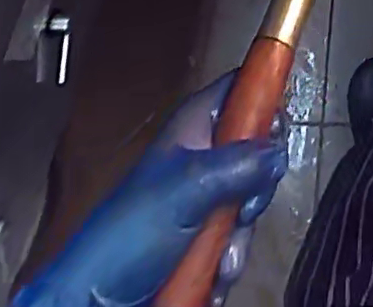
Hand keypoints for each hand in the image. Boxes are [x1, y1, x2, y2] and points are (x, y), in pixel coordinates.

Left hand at [14, 73, 287, 306]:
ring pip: (252, 193)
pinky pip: (238, 231)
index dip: (266, 100)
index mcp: (196, 124)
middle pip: (259, 145)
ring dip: (243, 230)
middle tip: (244, 208)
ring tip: (223, 257)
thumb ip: (240, 163)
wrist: (92, 303)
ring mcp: (205, 193)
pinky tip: (216, 273)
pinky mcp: (204, 232)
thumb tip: (279, 152)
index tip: (277, 133)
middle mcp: (205, 152)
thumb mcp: (189, 188)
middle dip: (259, 184)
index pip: (243, 87)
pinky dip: (233, 254)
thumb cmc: (131, 232)